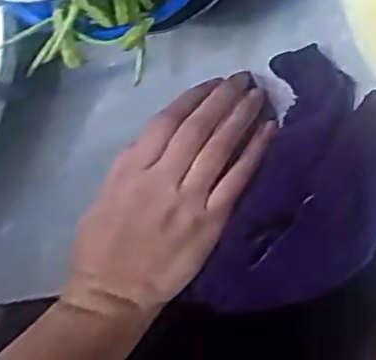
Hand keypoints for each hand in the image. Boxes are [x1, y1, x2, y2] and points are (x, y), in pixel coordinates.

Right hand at [62, 73, 275, 319]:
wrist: (111, 297)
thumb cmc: (105, 246)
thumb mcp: (104, 199)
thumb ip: (129, 162)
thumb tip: (160, 127)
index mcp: (130, 175)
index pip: (164, 123)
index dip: (193, 97)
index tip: (215, 81)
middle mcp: (159, 182)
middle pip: (198, 128)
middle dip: (224, 97)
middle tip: (244, 78)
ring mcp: (188, 199)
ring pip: (221, 145)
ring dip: (243, 114)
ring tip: (259, 94)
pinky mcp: (212, 217)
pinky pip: (239, 175)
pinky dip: (257, 148)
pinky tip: (271, 127)